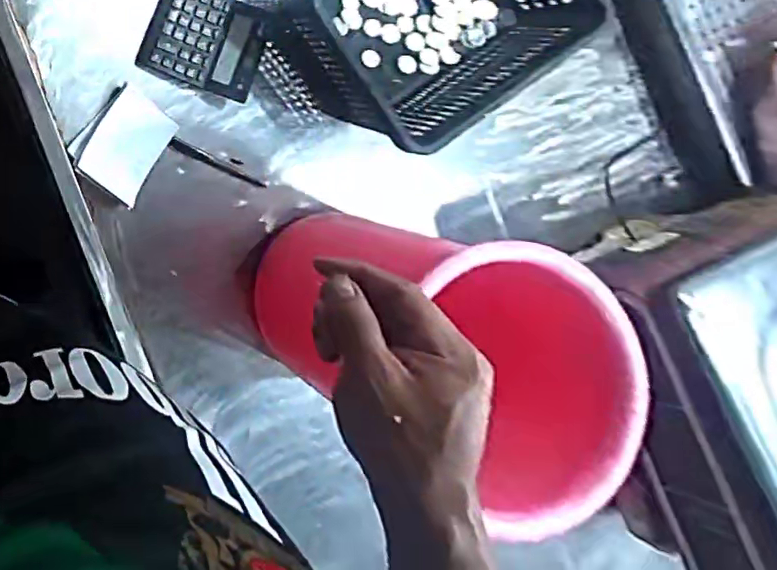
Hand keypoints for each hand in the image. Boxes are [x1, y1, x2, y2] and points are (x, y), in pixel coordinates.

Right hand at [313, 258, 494, 569]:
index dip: (357, 272)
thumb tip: (339, 282)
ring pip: (390, 328)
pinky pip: (393, 349)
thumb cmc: (397, 445)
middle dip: (349, 309)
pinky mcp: (432, 390)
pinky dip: (363, 346)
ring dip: (352, 328)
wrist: (422, 512)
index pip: (401, 291)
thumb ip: (354, 321)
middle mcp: (457, 356)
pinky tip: (345, 361)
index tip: (319, 265)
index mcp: (452, 350)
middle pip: (394, 309)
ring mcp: (447, 375)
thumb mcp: (369, 376)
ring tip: (329, 352)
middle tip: (321, 332)